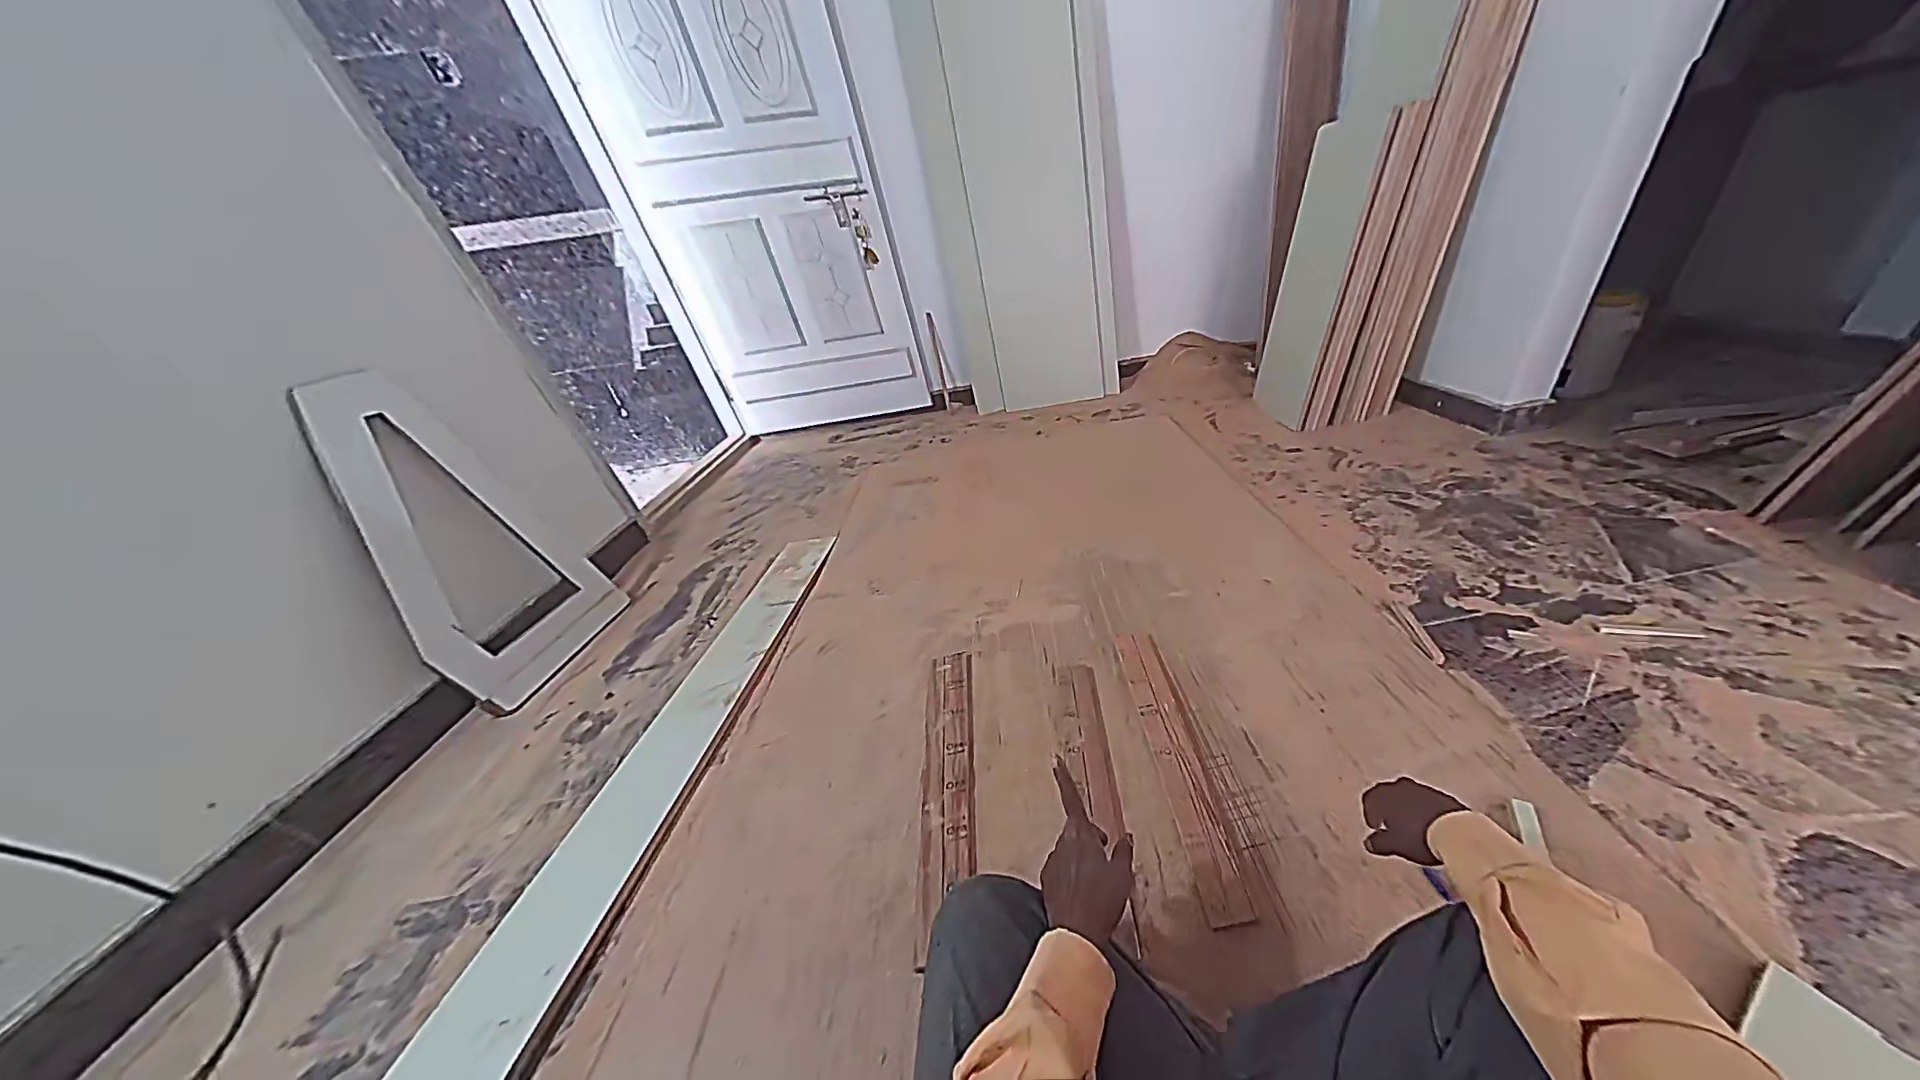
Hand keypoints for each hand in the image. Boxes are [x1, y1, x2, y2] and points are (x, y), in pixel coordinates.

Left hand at [1040, 757, 1133, 941]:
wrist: (1076, 932)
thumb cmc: (1103, 899)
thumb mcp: (1122, 874)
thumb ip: (1123, 851)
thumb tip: (1125, 837)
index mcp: (1081, 835)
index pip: (1072, 800)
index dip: (1064, 780)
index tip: (1054, 761)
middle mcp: (1062, 843)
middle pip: (1076, 830)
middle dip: (1090, 836)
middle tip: (1106, 851)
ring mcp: (1052, 861)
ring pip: (1070, 850)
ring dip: (1082, 857)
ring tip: (1098, 880)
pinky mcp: (1047, 879)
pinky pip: (1062, 868)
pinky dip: (1073, 873)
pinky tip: (1085, 891)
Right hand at [1361, 777, 1467, 865]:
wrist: (1458, 833)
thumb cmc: (1418, 836)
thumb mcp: (1394, 844)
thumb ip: (1379, 843)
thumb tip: (1369, 843)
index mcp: (1383, 795)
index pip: (1369, 799)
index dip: (1370, 814)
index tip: (1375, 828)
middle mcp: (1400, 787)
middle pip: (1387, 794)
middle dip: (1387, 807)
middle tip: (1390, 823)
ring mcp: (1422, 790)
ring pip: (1407, 796)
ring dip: (1406, 808)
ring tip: (1411, 825)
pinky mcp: (1442, 796)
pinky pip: (1425, 801)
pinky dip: (1423, 810)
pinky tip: (1429, 824)